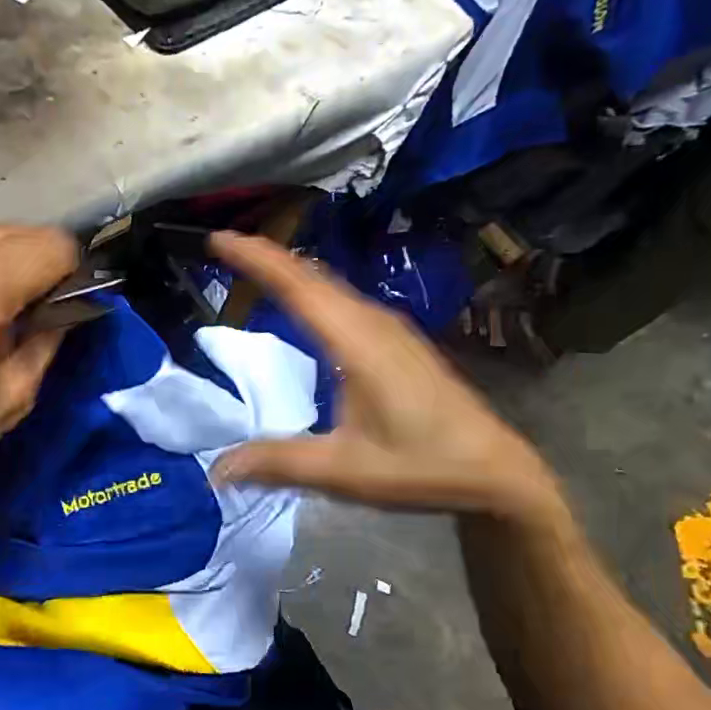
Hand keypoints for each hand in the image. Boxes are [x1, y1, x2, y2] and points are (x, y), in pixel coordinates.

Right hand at [209, 231, 563, 522]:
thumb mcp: (345, 470)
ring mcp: (395, 330)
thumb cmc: (421, 465)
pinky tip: (311, 309)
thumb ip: (280, 463)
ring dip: (295, 274)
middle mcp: (376, 324)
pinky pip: (350, 303)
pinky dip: (318, 295)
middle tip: (226, 251)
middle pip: (315, 278)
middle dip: (269, 258)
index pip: (298, 286)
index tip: (218, 239)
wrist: (493, 466)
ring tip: (257, 271)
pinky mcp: (404, 343)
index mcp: (357, 343)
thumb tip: (218, 468)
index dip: (256, 258)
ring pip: (335, 288)